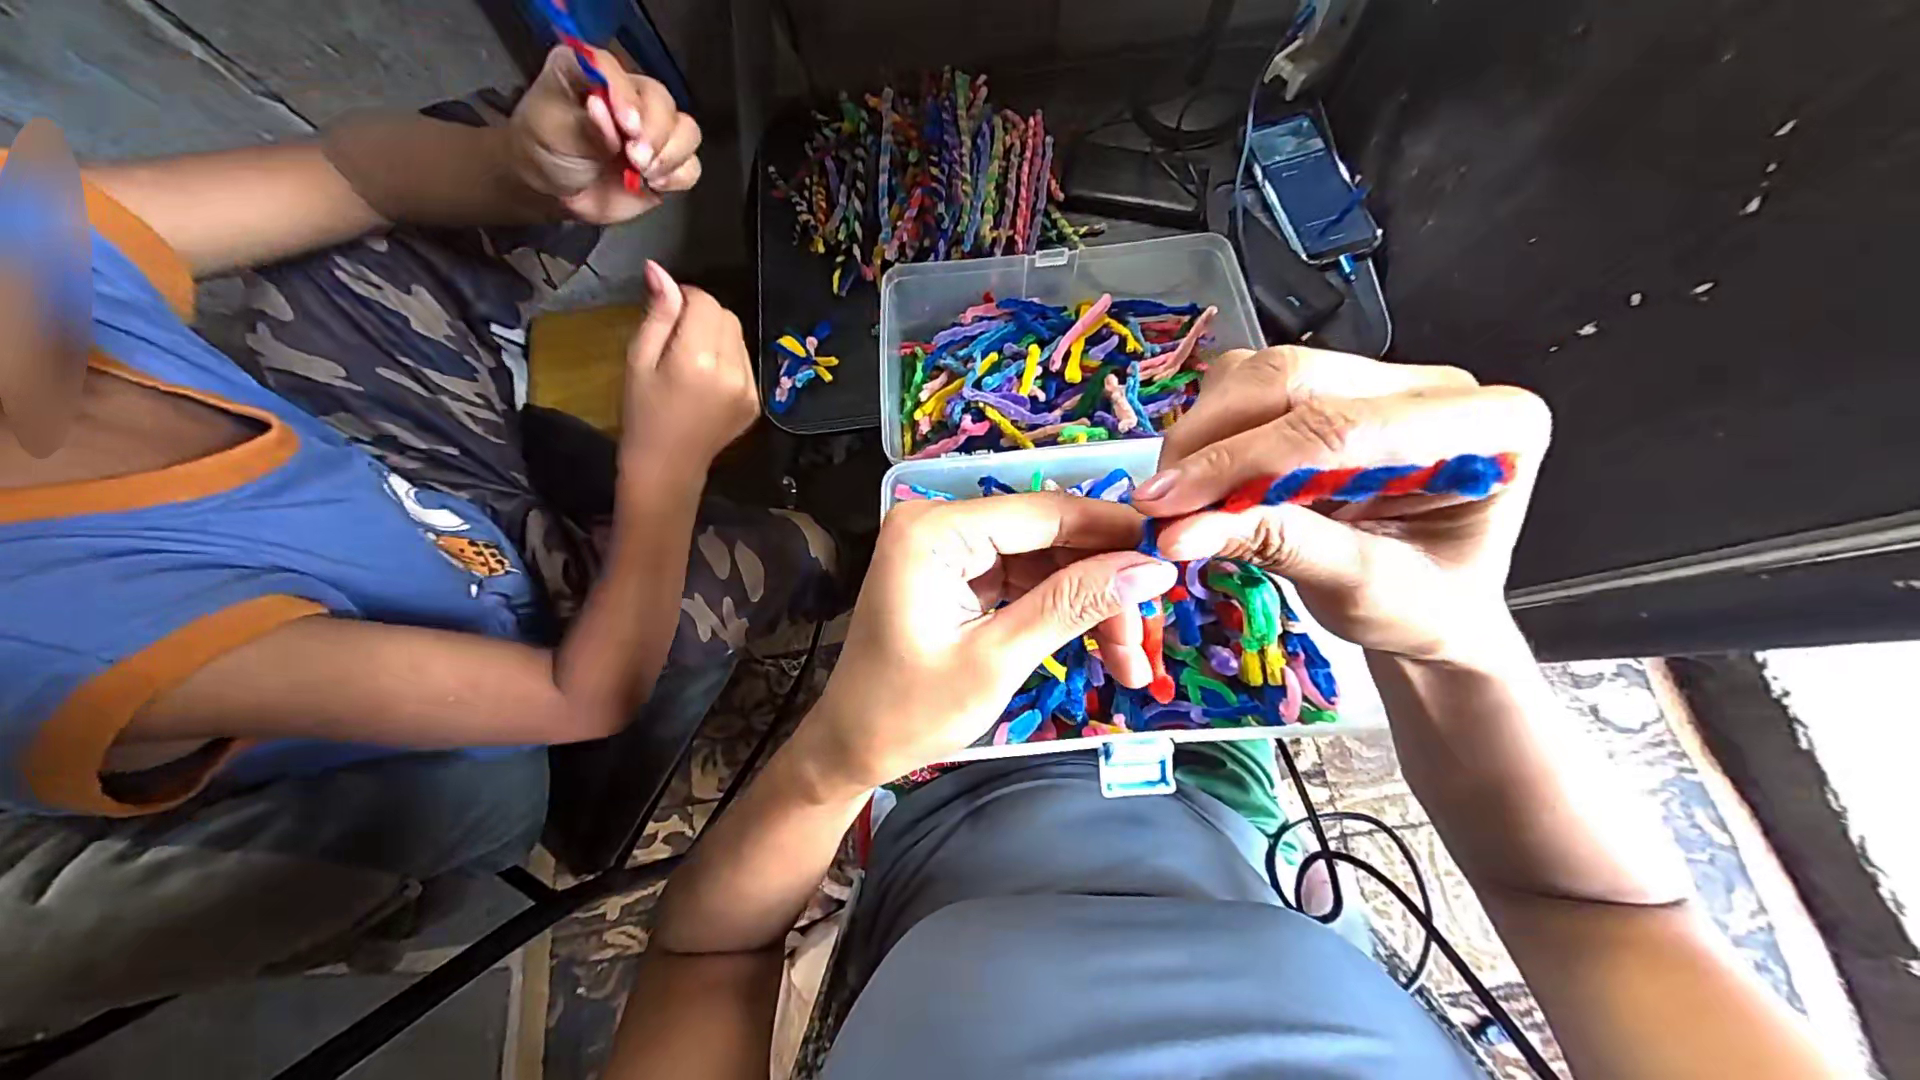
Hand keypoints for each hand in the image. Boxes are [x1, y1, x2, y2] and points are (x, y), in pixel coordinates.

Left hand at [507, 46, 701, 222]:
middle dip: (656, 133)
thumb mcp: (553, 129)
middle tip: (635, 159)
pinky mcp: (667, 165)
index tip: (626, 126)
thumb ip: (583, 122)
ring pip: (687, 132)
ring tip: (645, 172)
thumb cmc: (547, 149)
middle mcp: (631, 96)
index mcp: (595, 73)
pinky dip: (678, 177)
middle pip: (663, 102)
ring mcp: (654, 131)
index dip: (627, 97)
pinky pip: (690, 167)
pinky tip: (655, 184)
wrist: (557, 191)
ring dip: (672, 155)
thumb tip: (604, 109)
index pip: (619, 72)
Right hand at [623, 261, 757, 462]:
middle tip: (677, 335)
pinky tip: (707, 378)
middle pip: (727, 316)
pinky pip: (746, 362)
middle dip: (704, 315)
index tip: (669, 309)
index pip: (706, 303)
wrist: (668, 465)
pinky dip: (729, 359)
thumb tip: (659, 270)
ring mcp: (749, 389)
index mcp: (698, 359)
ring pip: (739, 337)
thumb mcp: (639, 360)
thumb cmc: (643, 413)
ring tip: (692, 359)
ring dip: (718, 336)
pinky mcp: (756, 401)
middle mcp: (731, 372)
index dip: (686, 297)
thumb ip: (658, 315)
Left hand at [794, 493, 1176, 790]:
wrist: (852, 747)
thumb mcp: (997, 660)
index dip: (1113, 533)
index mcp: (935, 530)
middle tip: (1146, 641)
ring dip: (1089, 605)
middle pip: (1049, 538)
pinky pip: (1025, 580)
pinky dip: (1061, 611)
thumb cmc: (909, 712)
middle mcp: (941, 524)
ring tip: (1128, 661)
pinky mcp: (959, 575)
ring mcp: (950, 549)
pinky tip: (1098, 645)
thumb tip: (1148, 568)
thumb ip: (1071, 605)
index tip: (1170, 559)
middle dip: (1103, 586)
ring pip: (1045, 562)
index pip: (1045, 513)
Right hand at [1130, 345, 1551, 666]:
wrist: (1425, 603)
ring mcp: (1371, 380)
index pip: (1340, 426)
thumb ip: (1278, 546)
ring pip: (1258, 373)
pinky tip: (1201, 479)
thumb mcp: (1360, 589)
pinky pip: (1246, 387)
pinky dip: (1207, 431)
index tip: (1167, 504)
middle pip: (1291, 377)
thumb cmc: (1417, 605)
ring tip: (1178, 497)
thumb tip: (1178, 531)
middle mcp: (1427, 387)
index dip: (1241, 463)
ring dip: (1200, 432)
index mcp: (1485, 429)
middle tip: (1158, 501)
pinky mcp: (1324, 389)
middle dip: (1210, 441)